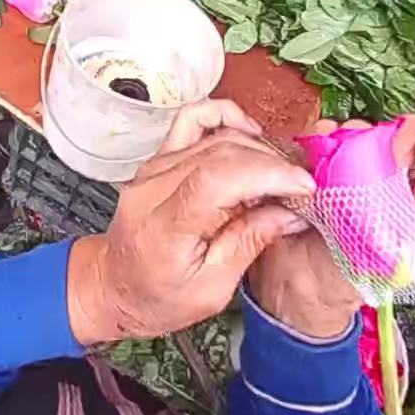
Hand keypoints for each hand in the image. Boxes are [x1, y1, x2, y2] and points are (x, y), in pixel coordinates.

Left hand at [65, 100, 313, 344]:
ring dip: (259, 147)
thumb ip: (250, 243)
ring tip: (282, 171)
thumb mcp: (211, 291)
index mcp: (165, 227)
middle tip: (301, 185)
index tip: (302, 186)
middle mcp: (155, 186)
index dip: (266, 174)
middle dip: (273, 163)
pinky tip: (250, 132)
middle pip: (223, 152)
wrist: (111, 284)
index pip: (217, 177)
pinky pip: (194, 119)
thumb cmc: (157, 298)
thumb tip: (292, 212)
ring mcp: (155, 166)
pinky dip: (225, 116)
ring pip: (216, 134)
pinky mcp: (160, 156)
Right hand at [248, 116, 414, 339]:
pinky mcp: (328, 156)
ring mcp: (362, 161)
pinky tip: (317, 170)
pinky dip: (322, 142)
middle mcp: (400, 172)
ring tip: (342, 179)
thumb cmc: (354, 275)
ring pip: (370, 125)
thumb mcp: (404, 248)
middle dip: (405, 138)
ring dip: (356, 143)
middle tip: (391, 161)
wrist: (300, 284)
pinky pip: (328, 131)